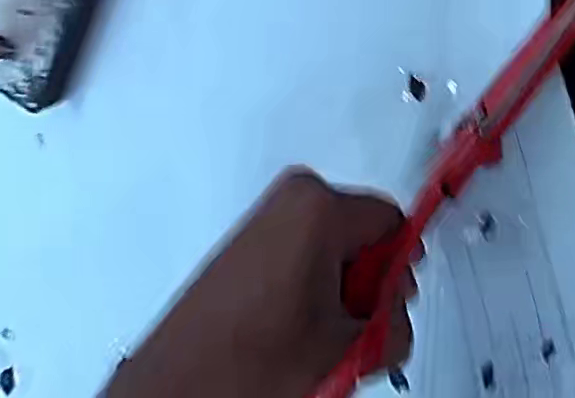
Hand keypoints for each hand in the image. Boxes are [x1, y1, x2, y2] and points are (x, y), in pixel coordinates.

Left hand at [106, 168, 415, 397]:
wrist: (174, 388)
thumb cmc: (238, 365)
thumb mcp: (343, 349)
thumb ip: (392, 323)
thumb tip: (397, 317)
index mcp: (319, 205)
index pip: (394, 221)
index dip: (400, 267)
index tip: (396, 299)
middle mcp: (294, 196)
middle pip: (363, 232)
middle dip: (367, 284)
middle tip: (354, 331)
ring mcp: (269, 214)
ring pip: (335, 245)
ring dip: (339, 290)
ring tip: (319, 340)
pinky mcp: (252, 237)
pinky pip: (306, 250)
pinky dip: (312, 287)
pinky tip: (298, 331)